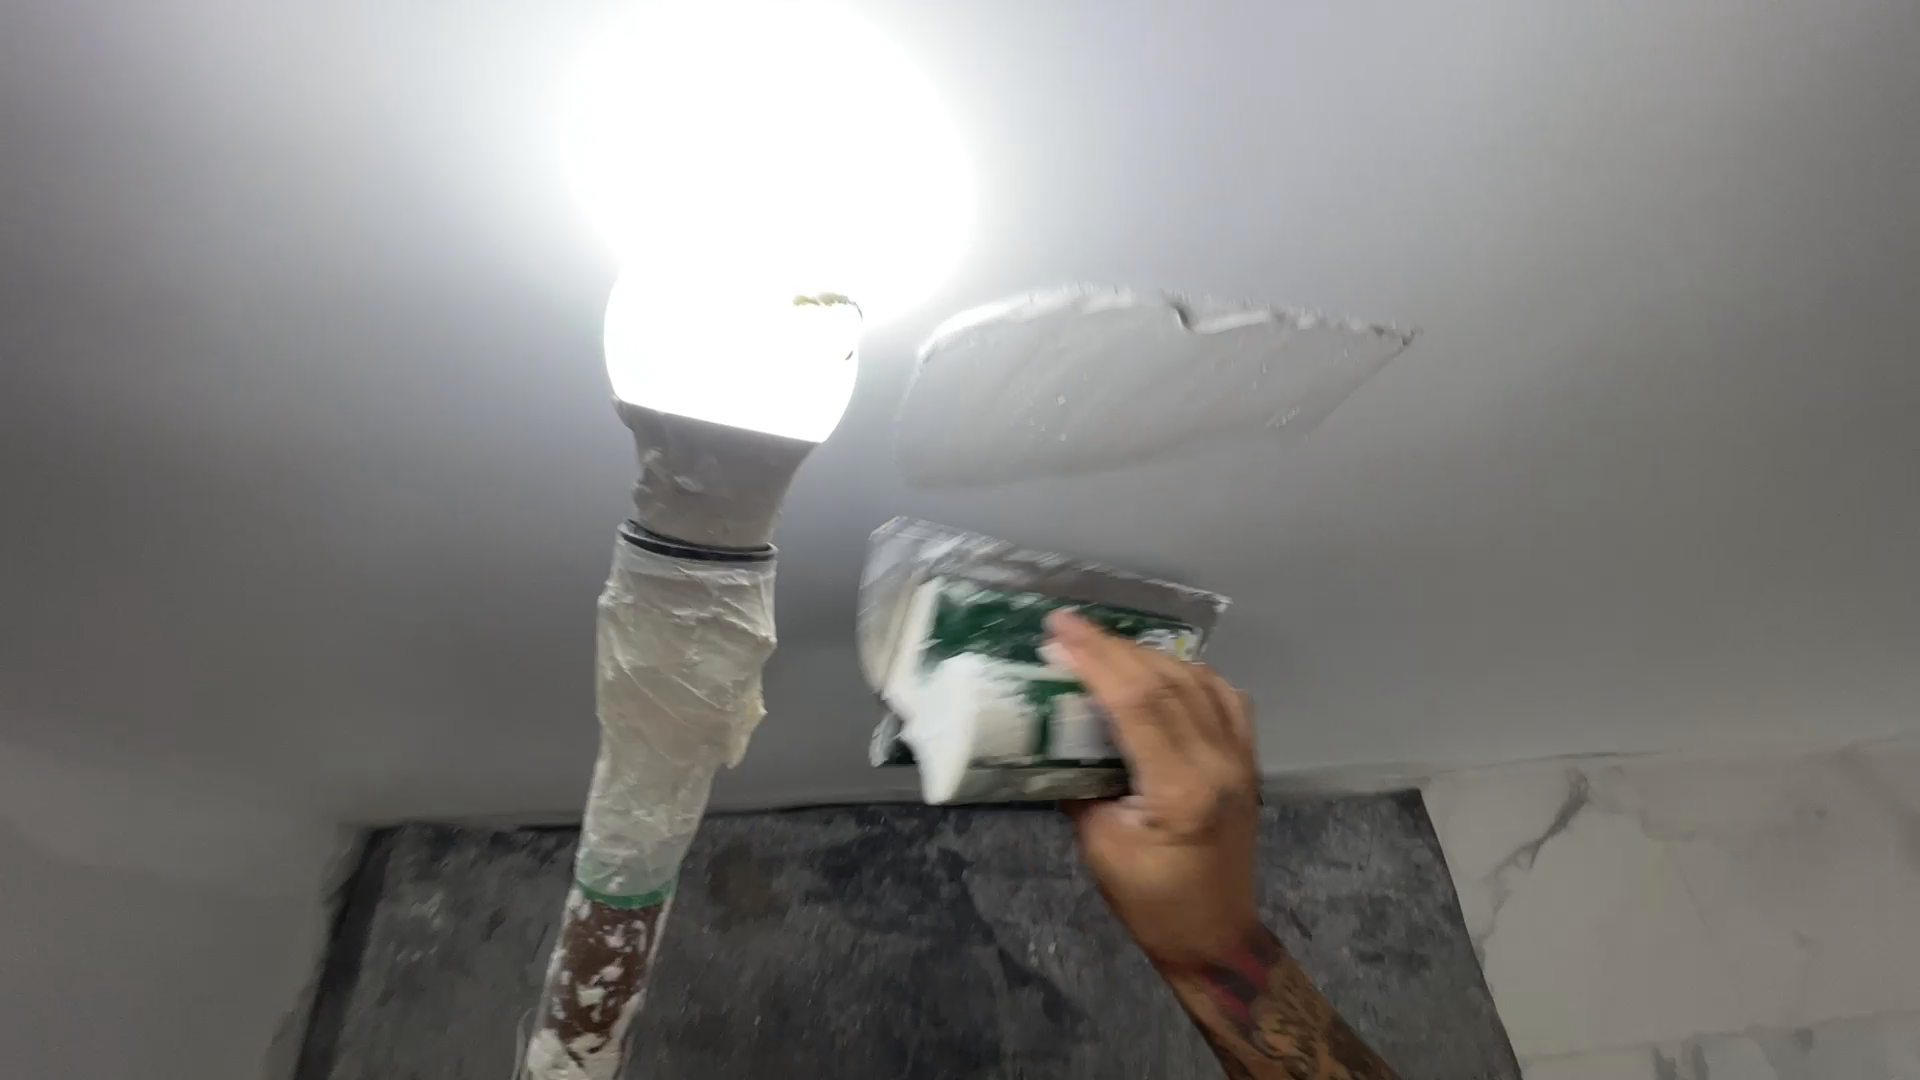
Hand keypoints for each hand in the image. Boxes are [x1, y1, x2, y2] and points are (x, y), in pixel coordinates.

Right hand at [1045, 610, 1261, 966]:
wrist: (1215, 934)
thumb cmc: (1150, 901)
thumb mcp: (1097, 844)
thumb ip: (1078, 780)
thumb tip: (1050, 727)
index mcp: (1181, 790)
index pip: (1135, 703)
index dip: (1095, 658)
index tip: (1060, 629)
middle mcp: (1219, 762)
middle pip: (1163, 681)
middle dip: (1110, 645)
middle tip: (1068, 626)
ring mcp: (1241, 756)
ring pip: (1194, 679)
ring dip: (1144, 653)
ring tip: (1101, 643)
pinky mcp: (1248, 757)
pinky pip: (1222, 694)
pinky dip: (1186, 671)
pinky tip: (1158, 668)